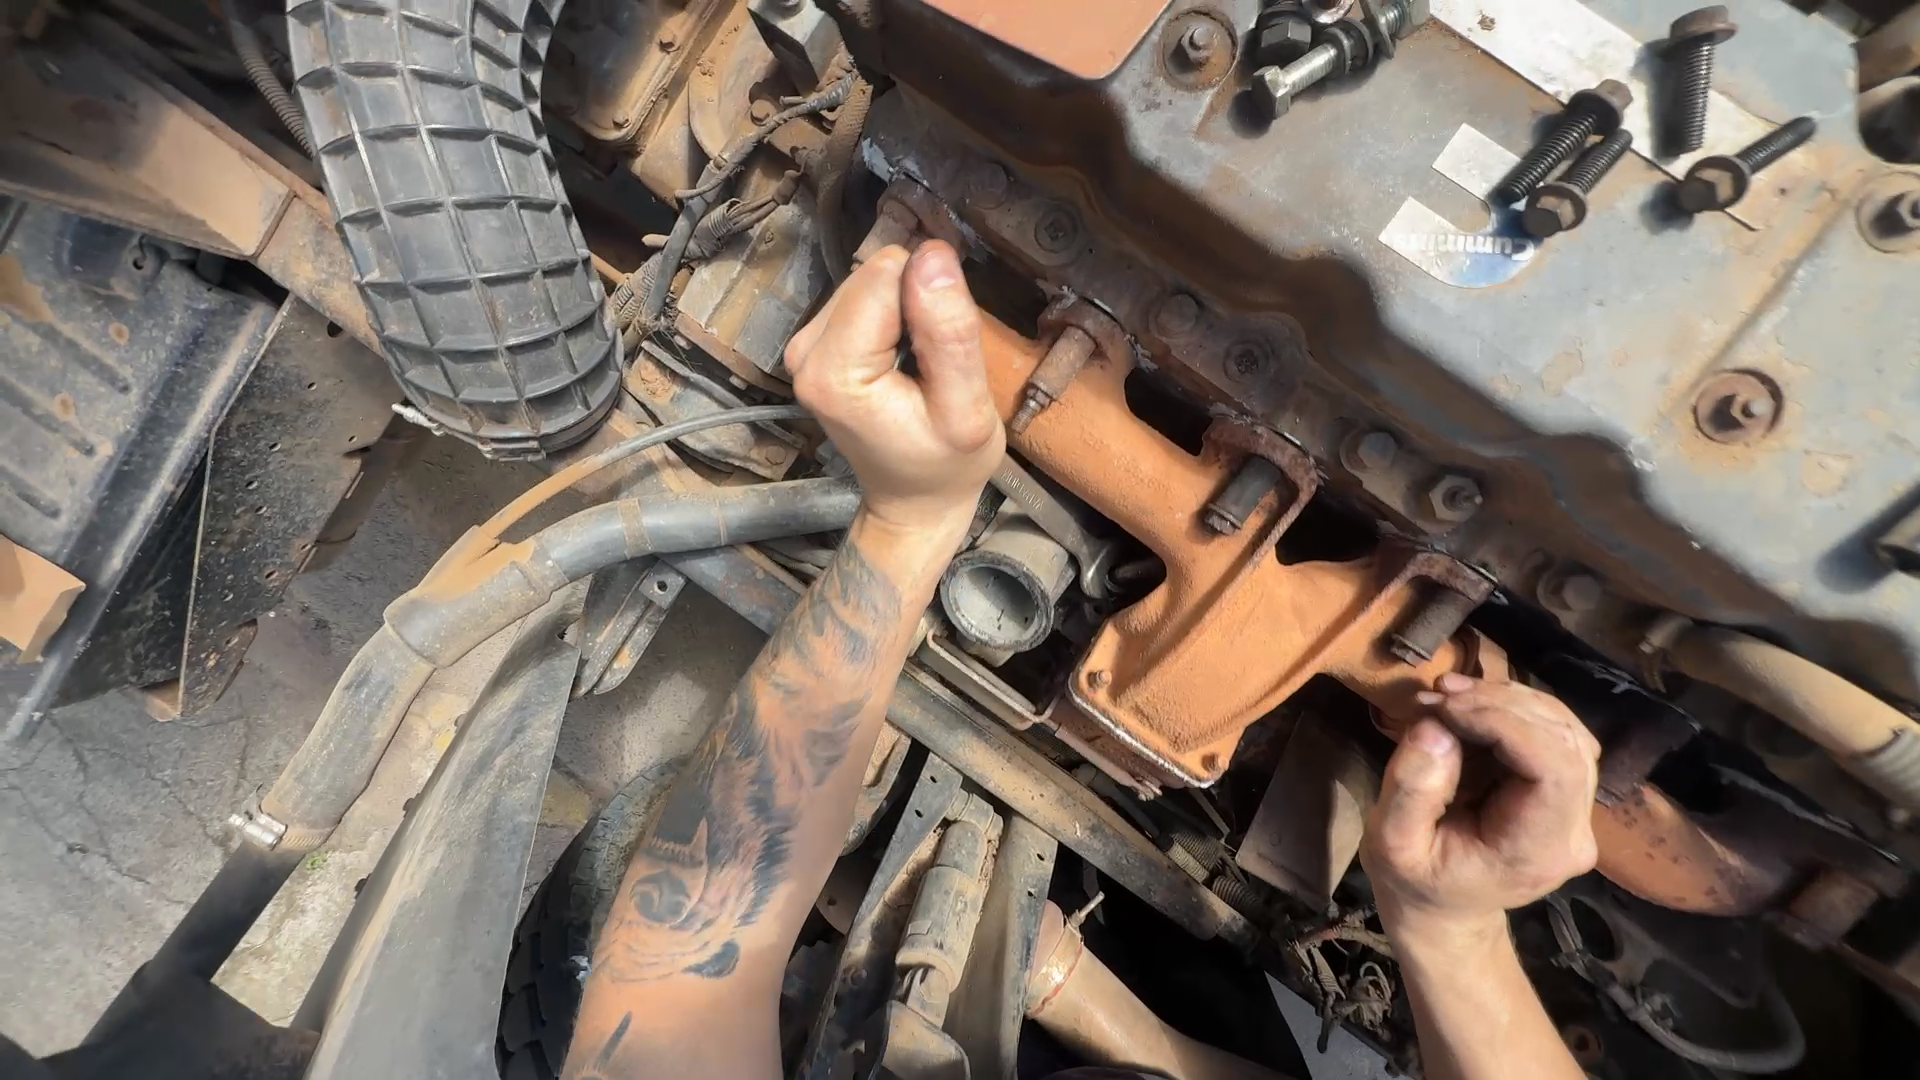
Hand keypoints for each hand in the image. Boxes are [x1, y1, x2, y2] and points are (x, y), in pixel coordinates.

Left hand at [786, 241, 1003, 536]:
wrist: (914, 501)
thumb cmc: (945, 467)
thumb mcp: (967, 411)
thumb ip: (949, 335)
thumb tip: (935, 254)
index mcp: (834, 371)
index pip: (885, 276)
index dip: (931, 297)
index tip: (948, 344)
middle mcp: (804, 352)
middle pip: (873, 276)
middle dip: (916, 305)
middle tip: (935, 362)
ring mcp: (803, 348)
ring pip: (869, 283)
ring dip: (906, 313)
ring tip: (921, 365)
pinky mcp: (812, 346)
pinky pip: (862, 299)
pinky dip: (892, 320)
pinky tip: (904, 360)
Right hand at [1361, 674, 1600, 948]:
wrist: (1440, 910)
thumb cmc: (1412, 881)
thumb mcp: (1390, 842)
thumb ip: (1413, 788)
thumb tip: (1435, 727)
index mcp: (1535, 848)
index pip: (1553, 768)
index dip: (1503, 723)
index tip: (1442, 708)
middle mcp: (1572, 829)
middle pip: (1564, 742)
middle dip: (1499, 704)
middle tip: (1436, 695)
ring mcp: (1572, 811)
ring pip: (1564, 731)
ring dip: (1506, 700)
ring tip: (1447, 695)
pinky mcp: (1558, 793)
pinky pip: (1550, 735)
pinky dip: (1510, 709)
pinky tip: (1467, 706)